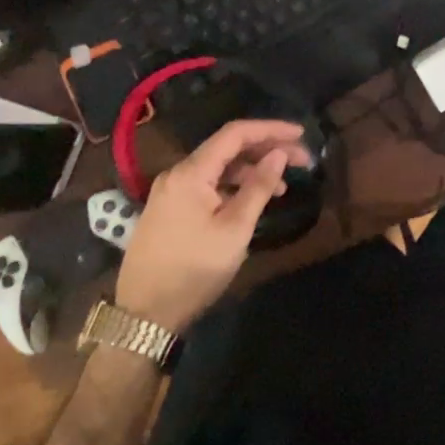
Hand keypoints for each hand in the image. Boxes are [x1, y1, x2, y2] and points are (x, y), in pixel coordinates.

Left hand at [115, 119, 311, 332]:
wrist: (144, 315)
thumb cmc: (193, 270)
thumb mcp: (234, 230)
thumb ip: (258, 188)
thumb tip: (279, 154)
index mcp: (190, 172)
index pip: (235, 134)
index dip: (270, 129)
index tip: (300, 134)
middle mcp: (177, 174)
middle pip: (227, 149)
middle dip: (265, 150)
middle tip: (301, 160)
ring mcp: (170, 192)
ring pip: (217, 169)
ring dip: (250, 171)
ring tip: (282, 187)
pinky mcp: (169, 210)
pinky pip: (207, 186)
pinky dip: (232, 187)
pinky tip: (251, 201)